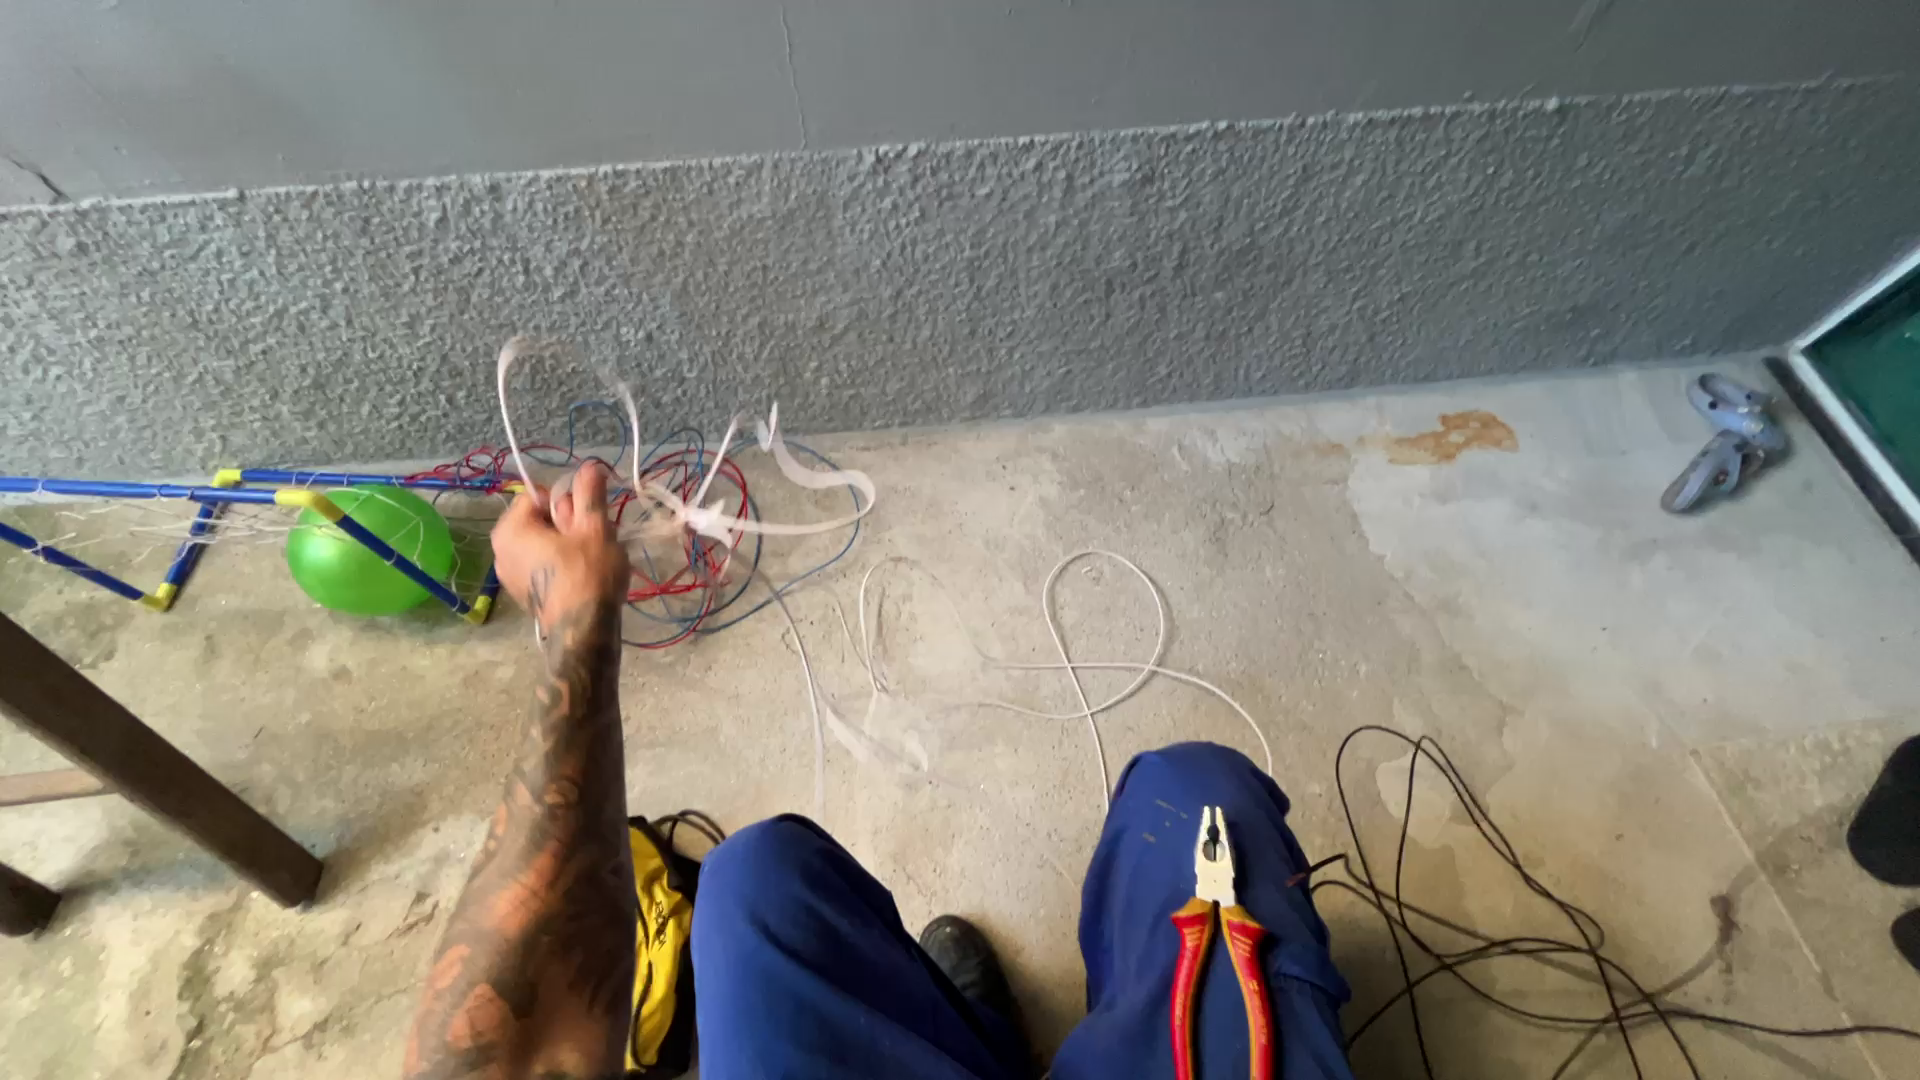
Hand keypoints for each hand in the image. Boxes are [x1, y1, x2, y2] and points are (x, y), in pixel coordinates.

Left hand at [491, 462, 629, 626]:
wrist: (584, 630)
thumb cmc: (587, 574)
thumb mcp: (594, 529)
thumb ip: (589, 495)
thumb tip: (590, 466)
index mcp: (510, 529)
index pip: (538, 495)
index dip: (568, 501)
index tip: (588, 519)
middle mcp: (500, 549)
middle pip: (541, 519)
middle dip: (569, 524)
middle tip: (595, 540)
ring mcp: (508, 574)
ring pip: (543, 542)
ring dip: (568, 544)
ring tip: (592, 559)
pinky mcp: (522, 593)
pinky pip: (542, 564)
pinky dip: (561, 563)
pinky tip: (582, 577)